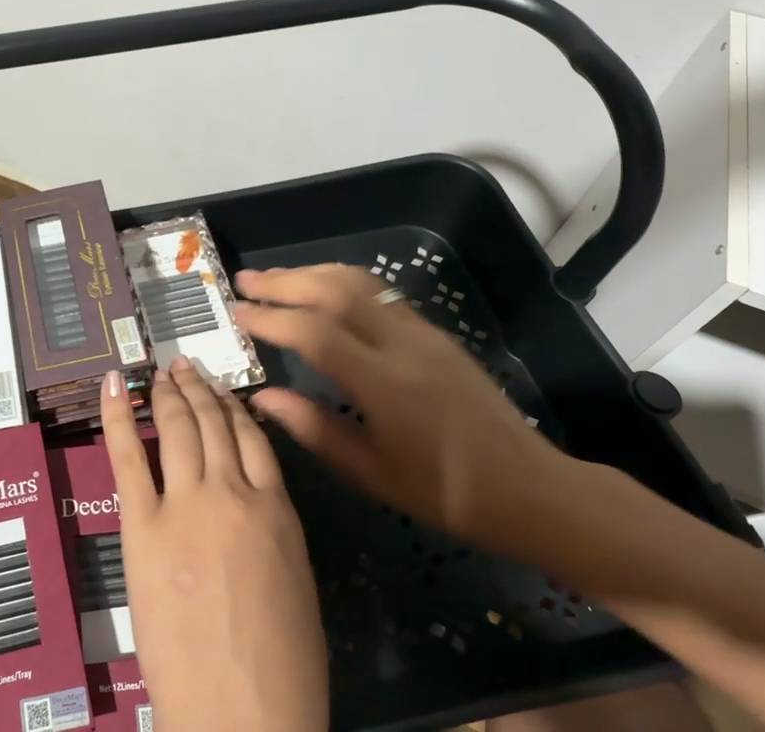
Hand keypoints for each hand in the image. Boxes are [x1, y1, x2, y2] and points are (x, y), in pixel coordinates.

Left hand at [101, 357, 327, 731]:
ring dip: (169, 393)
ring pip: (178, 430)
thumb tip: (251, 508)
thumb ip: (273, 534)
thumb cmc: (283, 666)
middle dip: (199, 390)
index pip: (254, 439)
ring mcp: (185, 505)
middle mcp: (233, 493)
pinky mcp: (143, 526)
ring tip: (162, 371)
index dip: (234, 408)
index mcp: (279, 510)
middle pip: (214, 425)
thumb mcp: (296, 585)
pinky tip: (113, 384)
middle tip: (186, 367)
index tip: (222, 389)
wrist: (243, 711)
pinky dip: (119, 415)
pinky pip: (127, 456)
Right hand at [234, 265, 563, 551]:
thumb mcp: (373, 473)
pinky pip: (380, 292)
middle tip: (244, 281)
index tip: (235, 315)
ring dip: (312, 273)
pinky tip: (325, 291)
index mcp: (383, 384)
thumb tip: (264, 396)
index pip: (314, 333)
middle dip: (285, 281)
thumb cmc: (446, 493)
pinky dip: (342, 281)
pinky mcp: (435, 334)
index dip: (270, 319)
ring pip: (360, 283)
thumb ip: (315, 429)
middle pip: (335, 291)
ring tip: (275, 278)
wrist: (529, 487)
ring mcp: (422, 333)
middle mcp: (402, 345)